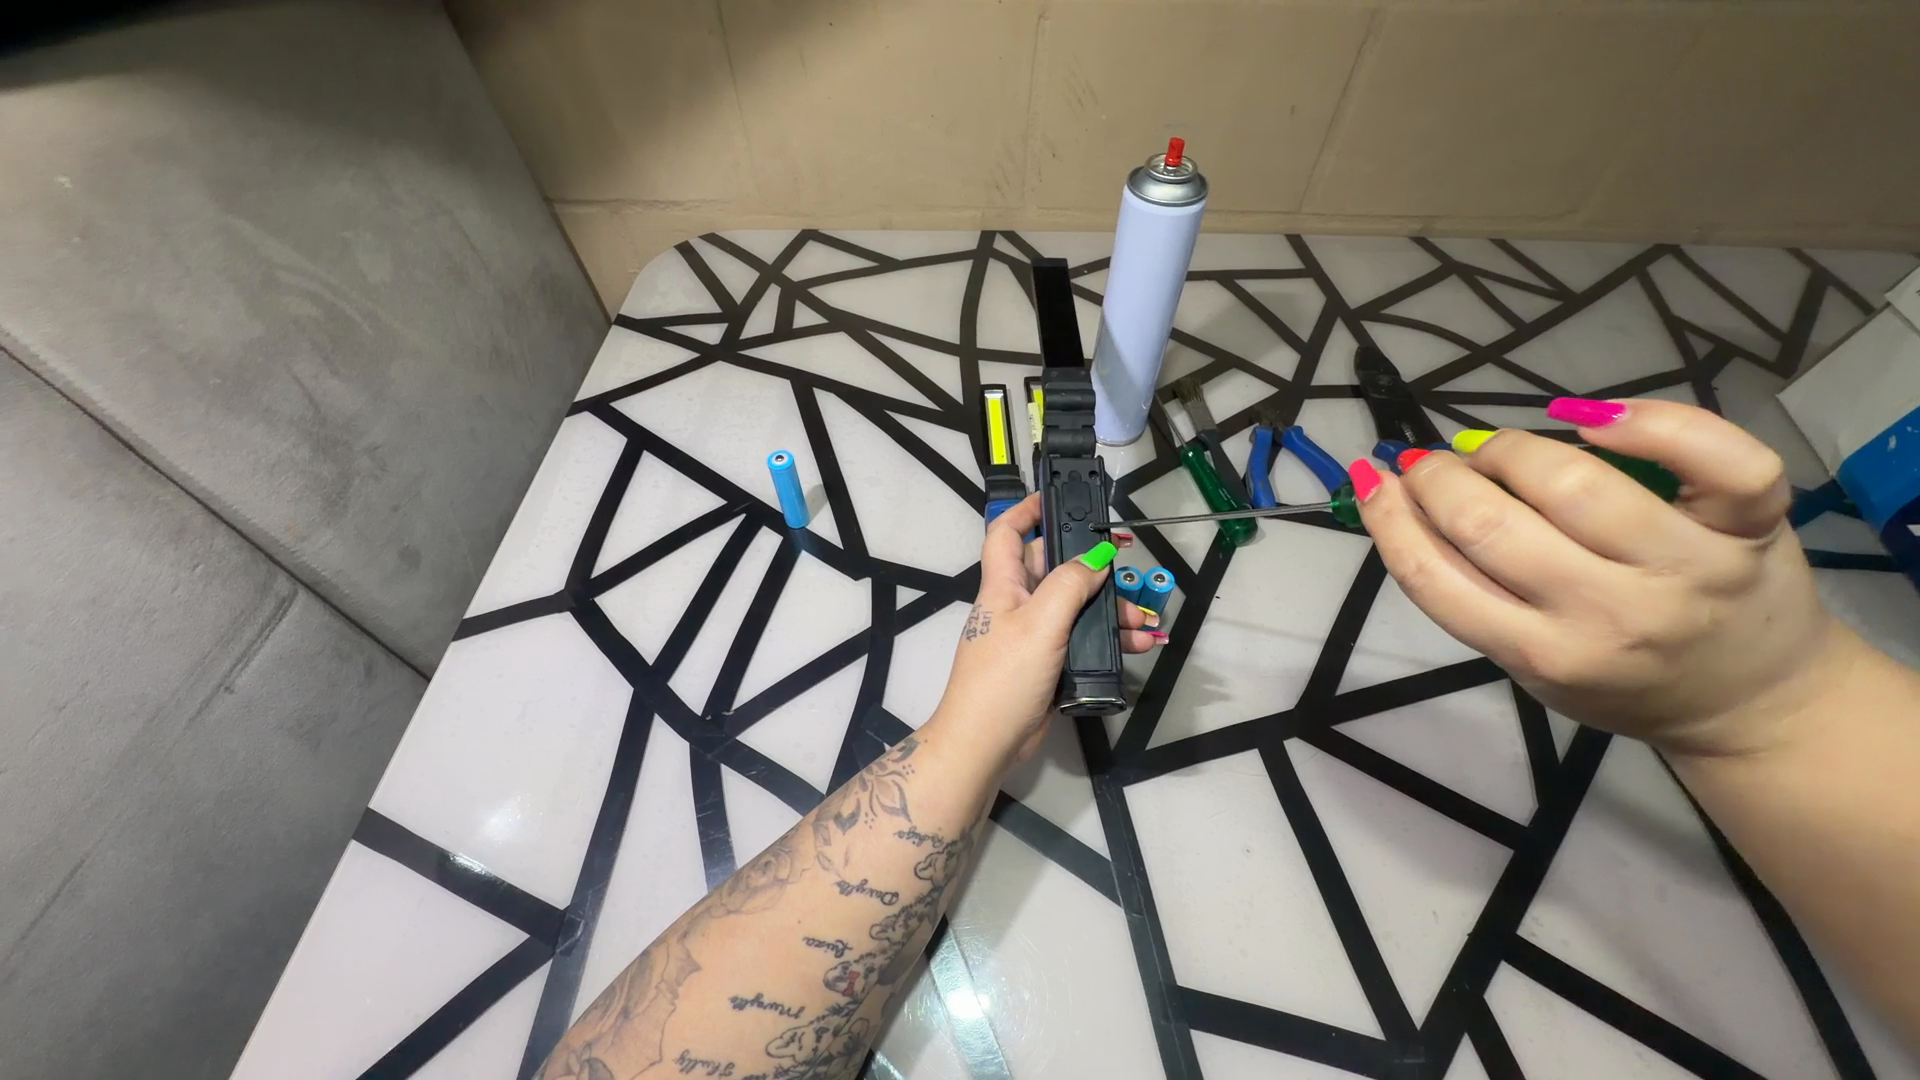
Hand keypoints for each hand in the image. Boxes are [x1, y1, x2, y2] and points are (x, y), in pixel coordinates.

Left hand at [933, 494, 1158, 764]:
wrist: (987, 743)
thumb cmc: (1004, 676)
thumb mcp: (1039, 623)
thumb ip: (1069, 585)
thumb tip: (1097, 557)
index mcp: (1003, 585)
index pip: (1007, 534)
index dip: (1027, 511)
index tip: (1057, 498)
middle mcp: (1017, 604)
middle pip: (1056, 569)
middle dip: (1092, 567)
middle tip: (1127, 565)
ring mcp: (1033, 635)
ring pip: (1076, 608)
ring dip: (1110, 609)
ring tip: (1143, 620)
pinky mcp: (1049, 664)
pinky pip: (1082, 640)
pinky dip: (1110, 640)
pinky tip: (1139, 643)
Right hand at [1355, 398, 1845, 758]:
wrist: (1751, 703)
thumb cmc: (1614, 681)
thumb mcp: (1523, 660)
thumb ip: (1470, 589)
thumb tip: (1407, 497)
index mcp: (1541, 653)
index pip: (1435, 576)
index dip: (1389, 517)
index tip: (1373, 479)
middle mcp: (1609, 614)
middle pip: (1491, 525)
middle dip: (1438, 479)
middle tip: (1427, 465)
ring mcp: (1686, 568)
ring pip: (1575, 485)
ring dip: (1509, 450)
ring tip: (1495, 452)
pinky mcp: (1752, 530)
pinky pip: (1720, 464)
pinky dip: (1657, 426)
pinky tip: (1596, 419)